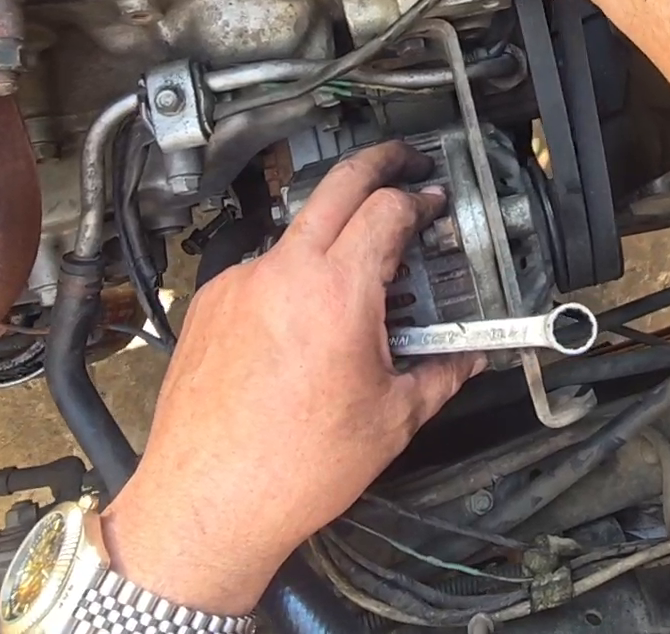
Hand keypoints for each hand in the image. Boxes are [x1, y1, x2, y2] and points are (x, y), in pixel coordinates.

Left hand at [100, 141, 482, 614]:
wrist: (201, 509)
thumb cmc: (290, 469)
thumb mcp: (391, 419)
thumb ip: (441, 373)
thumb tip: (468, 358)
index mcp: (337, 293)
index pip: (388, 210)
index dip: (420, 200)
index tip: (433, 205)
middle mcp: (284, 273)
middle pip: (338, 182)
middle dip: (379, 161)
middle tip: (404, 161)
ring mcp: (242, 283)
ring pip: (300, 224)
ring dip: (336, 225)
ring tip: (361, 264)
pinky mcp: (213, 302)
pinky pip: (266, 264)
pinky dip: (296, 270)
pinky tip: (309, 312)